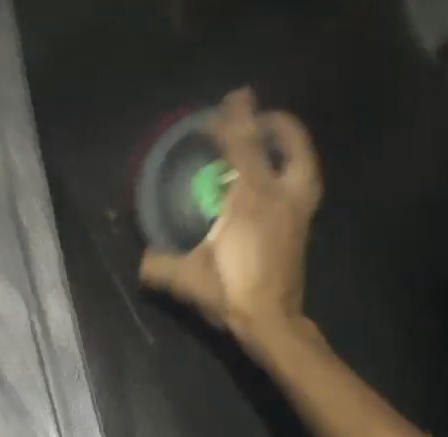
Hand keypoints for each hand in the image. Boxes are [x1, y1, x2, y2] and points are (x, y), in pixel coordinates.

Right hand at [139, 87, 321, 342]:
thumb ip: (161, 265)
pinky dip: (293, 173)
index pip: (243, 144)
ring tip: (275, 142)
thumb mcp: (188, 279)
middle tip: (259, 117)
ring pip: (305, 165)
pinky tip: (278, 182)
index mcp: (251, 198)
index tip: (225, 104)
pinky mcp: (303, 231)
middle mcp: (280, 196)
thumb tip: (142, 259)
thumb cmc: (232, 295)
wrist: (273, 323)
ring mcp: (298, 213)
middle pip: (289, 143)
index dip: (231, 120)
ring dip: (292, 146)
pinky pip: (303, 187)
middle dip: (275, 123)